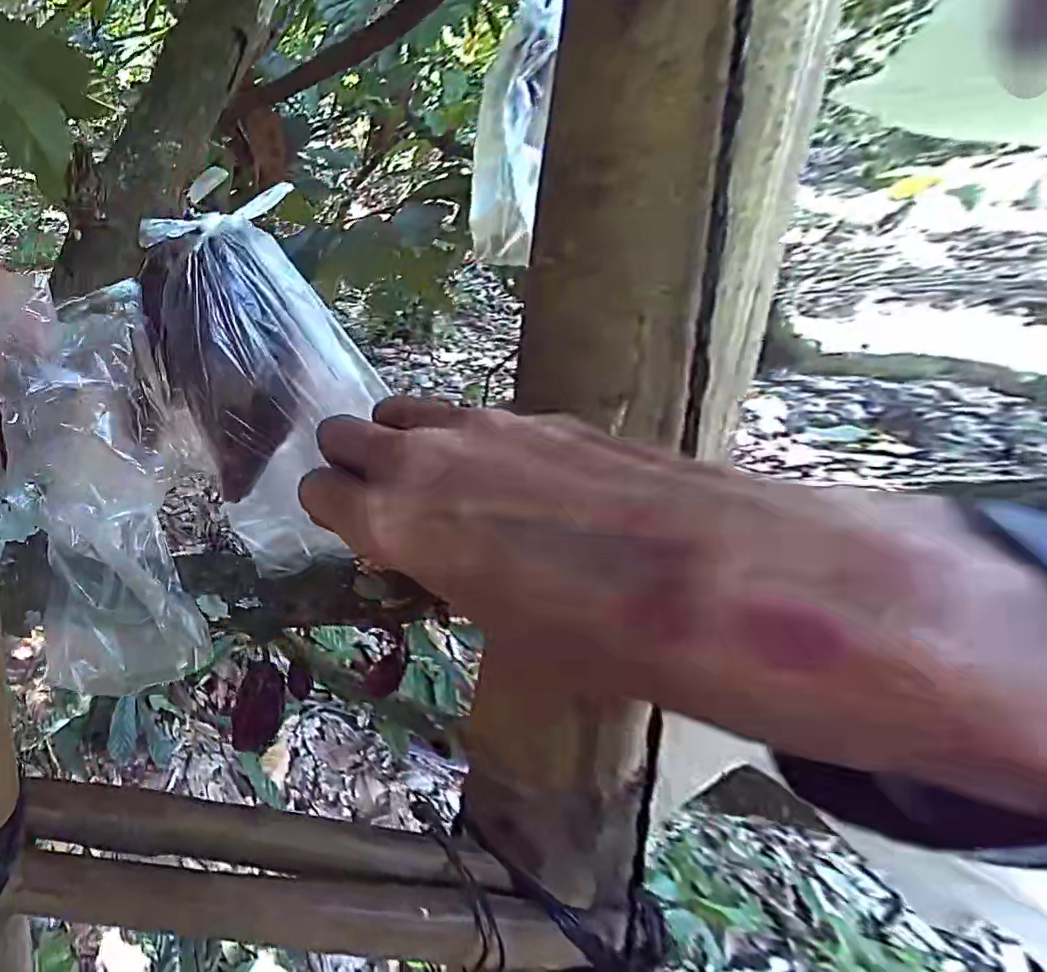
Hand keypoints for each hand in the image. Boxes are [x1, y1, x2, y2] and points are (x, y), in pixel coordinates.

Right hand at [299, 397, 1046, 815]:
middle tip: (385, 500)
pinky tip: (515, 477)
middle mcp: (415, 458)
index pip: (316, 489)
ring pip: (396, 410)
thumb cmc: (592, 636)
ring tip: (442, 481)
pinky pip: (462, 415)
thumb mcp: (486, 617)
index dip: (331, 511)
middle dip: (350, 463)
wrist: (731, 584)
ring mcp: (473, 424)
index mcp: (389, 518)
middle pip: (340, 433)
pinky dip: (460, 437)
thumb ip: (429, 562)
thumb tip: (416, 545)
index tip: (353, 531)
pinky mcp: (531, 412)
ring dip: (398, 439)